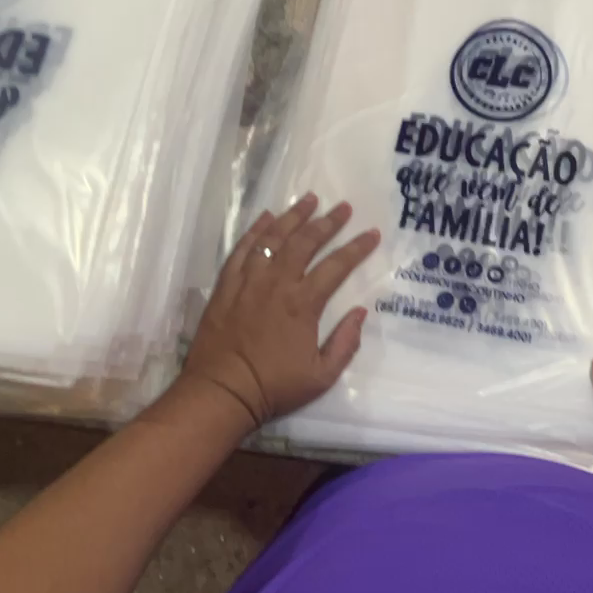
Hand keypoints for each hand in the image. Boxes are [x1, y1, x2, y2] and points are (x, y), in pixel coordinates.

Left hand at [179, 194, 380, 431]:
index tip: (372, 233)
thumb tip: (360, 312)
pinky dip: (256, 230)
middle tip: (343, 207)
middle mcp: (277, 283)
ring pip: (273, 237)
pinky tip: (267, 218)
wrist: (220, 392)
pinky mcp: (227, 285)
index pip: (337, 266)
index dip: (357, 248)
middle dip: (328, 222)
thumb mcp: (321, 376)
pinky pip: (243, 249)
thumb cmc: (274, 387)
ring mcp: (249, 281)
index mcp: (303, 303)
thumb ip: (345, 343)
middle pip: (305, 241)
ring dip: (293, 216)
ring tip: (309, 200)